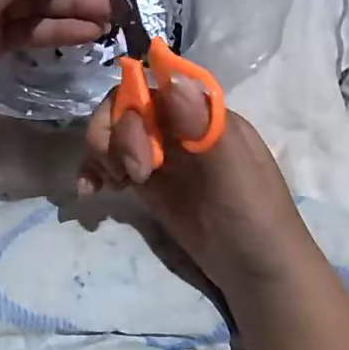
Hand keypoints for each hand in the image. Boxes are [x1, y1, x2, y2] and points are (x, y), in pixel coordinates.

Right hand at [79, 79, 321, 292]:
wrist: (257, 273)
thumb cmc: (255, 219)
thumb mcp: (232, 172)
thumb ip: (202, 125)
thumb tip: (173, 76)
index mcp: (202, 114)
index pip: (151, 89)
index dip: (131, 111)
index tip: (138, 153)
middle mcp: (178, 127)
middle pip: (126, 109)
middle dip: (115, 138)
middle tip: (129, 177)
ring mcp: (162, 155)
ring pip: (114, 134)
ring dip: (100, 154)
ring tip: (111, 187)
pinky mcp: (149, 182)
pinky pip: (112, 164)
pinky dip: (94, 172)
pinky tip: (90, 192)